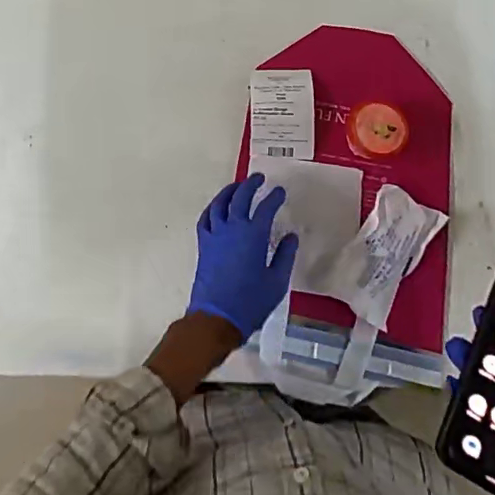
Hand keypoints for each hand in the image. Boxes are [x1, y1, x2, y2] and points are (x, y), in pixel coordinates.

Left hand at [187, 173, 298, 340]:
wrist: (217, 316)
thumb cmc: (251, 301)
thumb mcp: (276, 281)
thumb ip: (284, 256)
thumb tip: (291, 236)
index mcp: (253, 235)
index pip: (265, 208)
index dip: (273, 198)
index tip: (280, 192)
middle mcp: (232, 228)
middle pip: (240, 197)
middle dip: (250, 185)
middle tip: (258, 178)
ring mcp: (214, 234)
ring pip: (219, 203)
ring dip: (229, 191)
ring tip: (238, 185)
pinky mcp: (203, 244)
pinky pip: (206, 218)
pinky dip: (213, 208)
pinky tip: (217, 207)